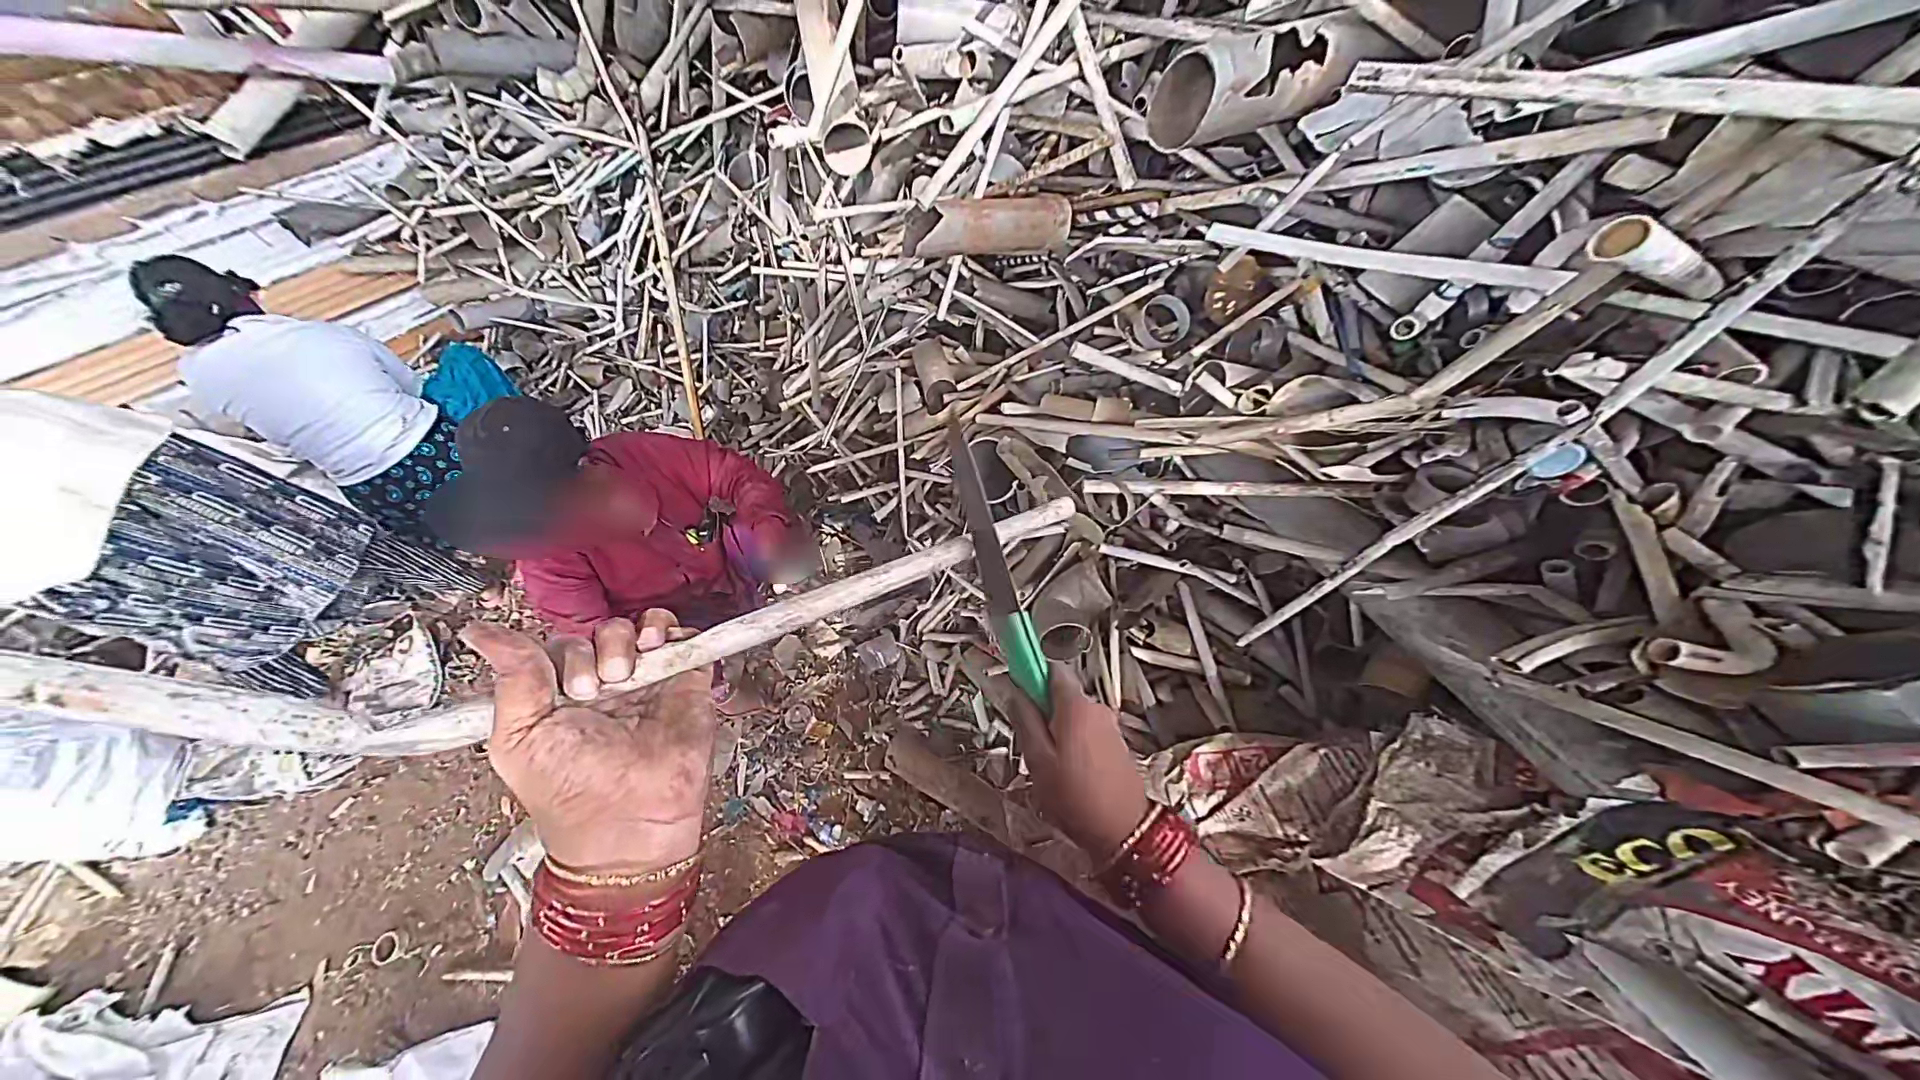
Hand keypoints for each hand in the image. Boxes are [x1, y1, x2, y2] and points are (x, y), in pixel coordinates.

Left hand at [462, 611, 715, 872]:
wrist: (631, 819)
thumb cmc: (572, 793)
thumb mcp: (520, 736)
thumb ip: (513, 679)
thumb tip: (480, 635)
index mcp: (564, 697)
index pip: (564, 647)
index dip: (567, 655)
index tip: (569, 689)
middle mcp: (607, 687)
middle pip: (602, 634)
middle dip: (597, 650)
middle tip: (598, 688)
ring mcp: (648, 683)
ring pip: (639, 629)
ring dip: (629, 638)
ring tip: (628, 671)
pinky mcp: (686, 683)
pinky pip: (683, 639)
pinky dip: (672, 631)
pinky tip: (659, 645)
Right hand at [1007, 664, 1150, 858]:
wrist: (1125, 832)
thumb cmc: (1074, 796)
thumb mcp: (1037, 759)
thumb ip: (1025, 719)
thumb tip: (1016, 692)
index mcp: (1075, 705)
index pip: (1050, 666)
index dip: (1030, 670)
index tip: (1015, 681)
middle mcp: (1096, 707)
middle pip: (1061, 692)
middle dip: (1042, 709)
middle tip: (1030, 740)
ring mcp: (1109, 724)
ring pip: (1072, 713)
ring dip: (1057, 728)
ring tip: (1049, 763)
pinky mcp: (1116, 742)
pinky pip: (1086, 729)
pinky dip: (1073, 741)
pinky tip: (1069, 771)